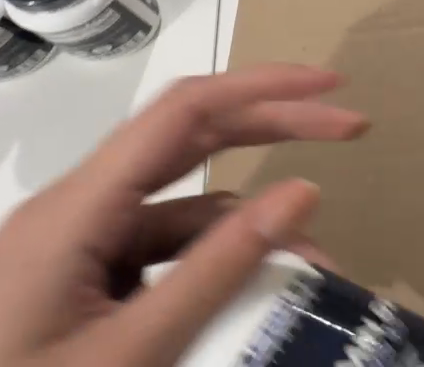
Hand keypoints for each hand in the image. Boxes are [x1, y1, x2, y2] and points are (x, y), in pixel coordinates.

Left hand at [0, 64, 368, 366]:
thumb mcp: (128, 353)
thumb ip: (218, 270)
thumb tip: (306, 189)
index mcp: (75, 209)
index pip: (186, 110)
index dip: (265, 84)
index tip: (334, 86)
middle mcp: (74, 211)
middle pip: (192, 139)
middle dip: (276, 128)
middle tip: (351, 132)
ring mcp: (72, 249)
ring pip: (184, 206)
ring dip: (251, 222)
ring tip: (310, 263)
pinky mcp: (72, 286)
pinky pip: (161, 252)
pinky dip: (215, 262)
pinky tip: (245, 298)